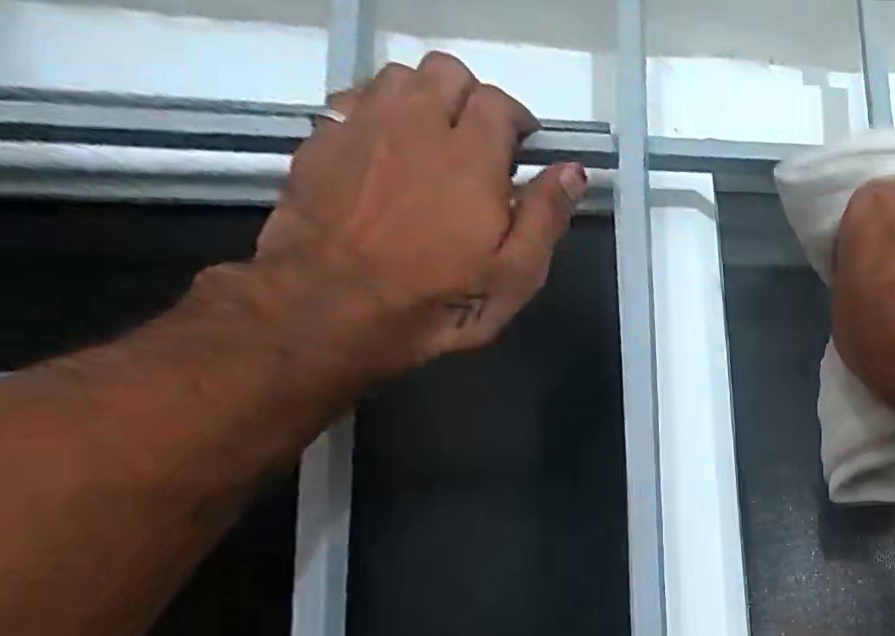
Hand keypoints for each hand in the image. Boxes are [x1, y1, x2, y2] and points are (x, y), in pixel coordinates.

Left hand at [251, 52, 586, 373]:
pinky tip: (393, 152)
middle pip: (447, 73)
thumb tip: (572, 171)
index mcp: (471, 158)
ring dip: (427, 99)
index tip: (526, 150)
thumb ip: (546, 216)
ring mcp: (362, 127)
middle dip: (473, 100)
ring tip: (438, 143)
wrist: (335, 304)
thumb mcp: (516, 273)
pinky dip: (383, 113)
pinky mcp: (322, 141)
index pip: (498, 103)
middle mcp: (415, 126)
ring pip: (399, 78)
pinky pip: (357, 101)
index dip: (518, 121)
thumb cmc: (443, 299)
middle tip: (485, 145)